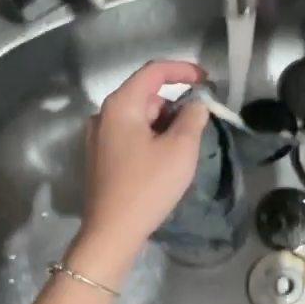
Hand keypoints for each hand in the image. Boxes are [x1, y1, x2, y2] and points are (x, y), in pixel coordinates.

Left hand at [69, 60, 211, 282]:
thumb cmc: (147, 187)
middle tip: (198, 126)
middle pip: (145, 96)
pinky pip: (129, 137)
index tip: (207, 81)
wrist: (112, 232)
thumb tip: (196, 105)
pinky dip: (149, 139)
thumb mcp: (180, 150)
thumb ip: (193, 118)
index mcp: (120, 105)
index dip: (183, 70)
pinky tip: (163, 162)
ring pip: (138, 118)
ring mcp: (97, 138)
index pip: (154, 71)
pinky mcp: (99, 159)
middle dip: (174, 106)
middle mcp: (103, 115)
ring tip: (183, 150)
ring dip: (163, 125)